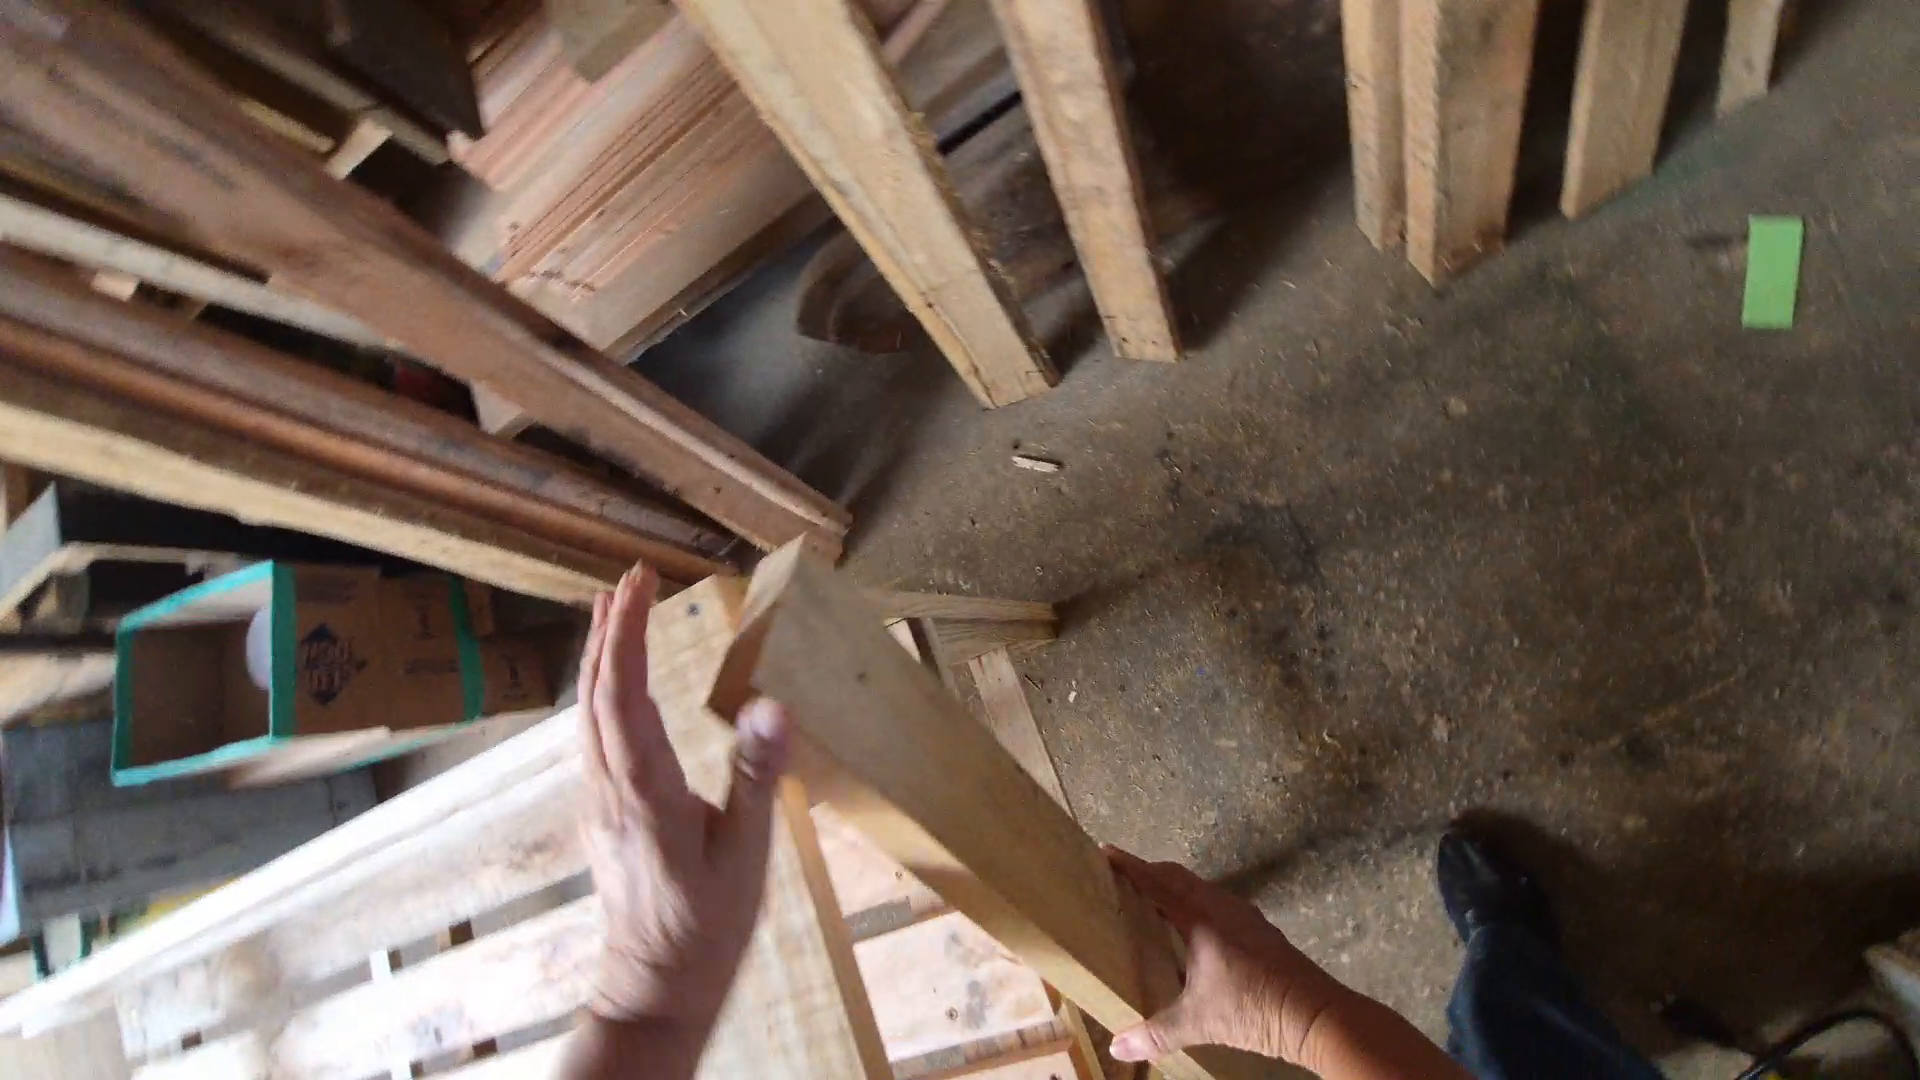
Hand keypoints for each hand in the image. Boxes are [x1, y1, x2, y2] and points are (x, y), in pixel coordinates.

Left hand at [576, 565, 791, 1030]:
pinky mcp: (601, 810)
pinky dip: (600, 688)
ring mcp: (597, 799)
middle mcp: (609, 785)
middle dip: (607, 629)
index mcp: (645, 787)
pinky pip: (591, 731)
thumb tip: (771, 703)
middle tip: (629, 579)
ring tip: (612, 611)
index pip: (623, 691)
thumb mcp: (746, 851)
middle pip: (593, 692)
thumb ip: (755, 775)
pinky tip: (613, 682)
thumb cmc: (708, 921)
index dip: (626, 631)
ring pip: (585, 711)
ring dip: (597, 655)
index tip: (639, 582)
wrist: (654, 988)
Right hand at [1106, 847, 1347, 1064]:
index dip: (1128, 865)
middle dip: (1149, 872)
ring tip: (1155, 901)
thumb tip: (1117, 1047)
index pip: (1154, 882)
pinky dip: (1196, 901)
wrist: (1316, 1014)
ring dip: (1175, 886)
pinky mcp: (1259, 927)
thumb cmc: (1253, 1008)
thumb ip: (1156, 1033)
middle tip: (1125, 878)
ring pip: (1199, 886)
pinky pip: (1216, 900)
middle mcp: (1218, 904)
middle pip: (1176, 876)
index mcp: (1198, 916)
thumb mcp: (1199, 1022)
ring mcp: (1242, 913)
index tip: (1105, 851)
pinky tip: (1196, 928)